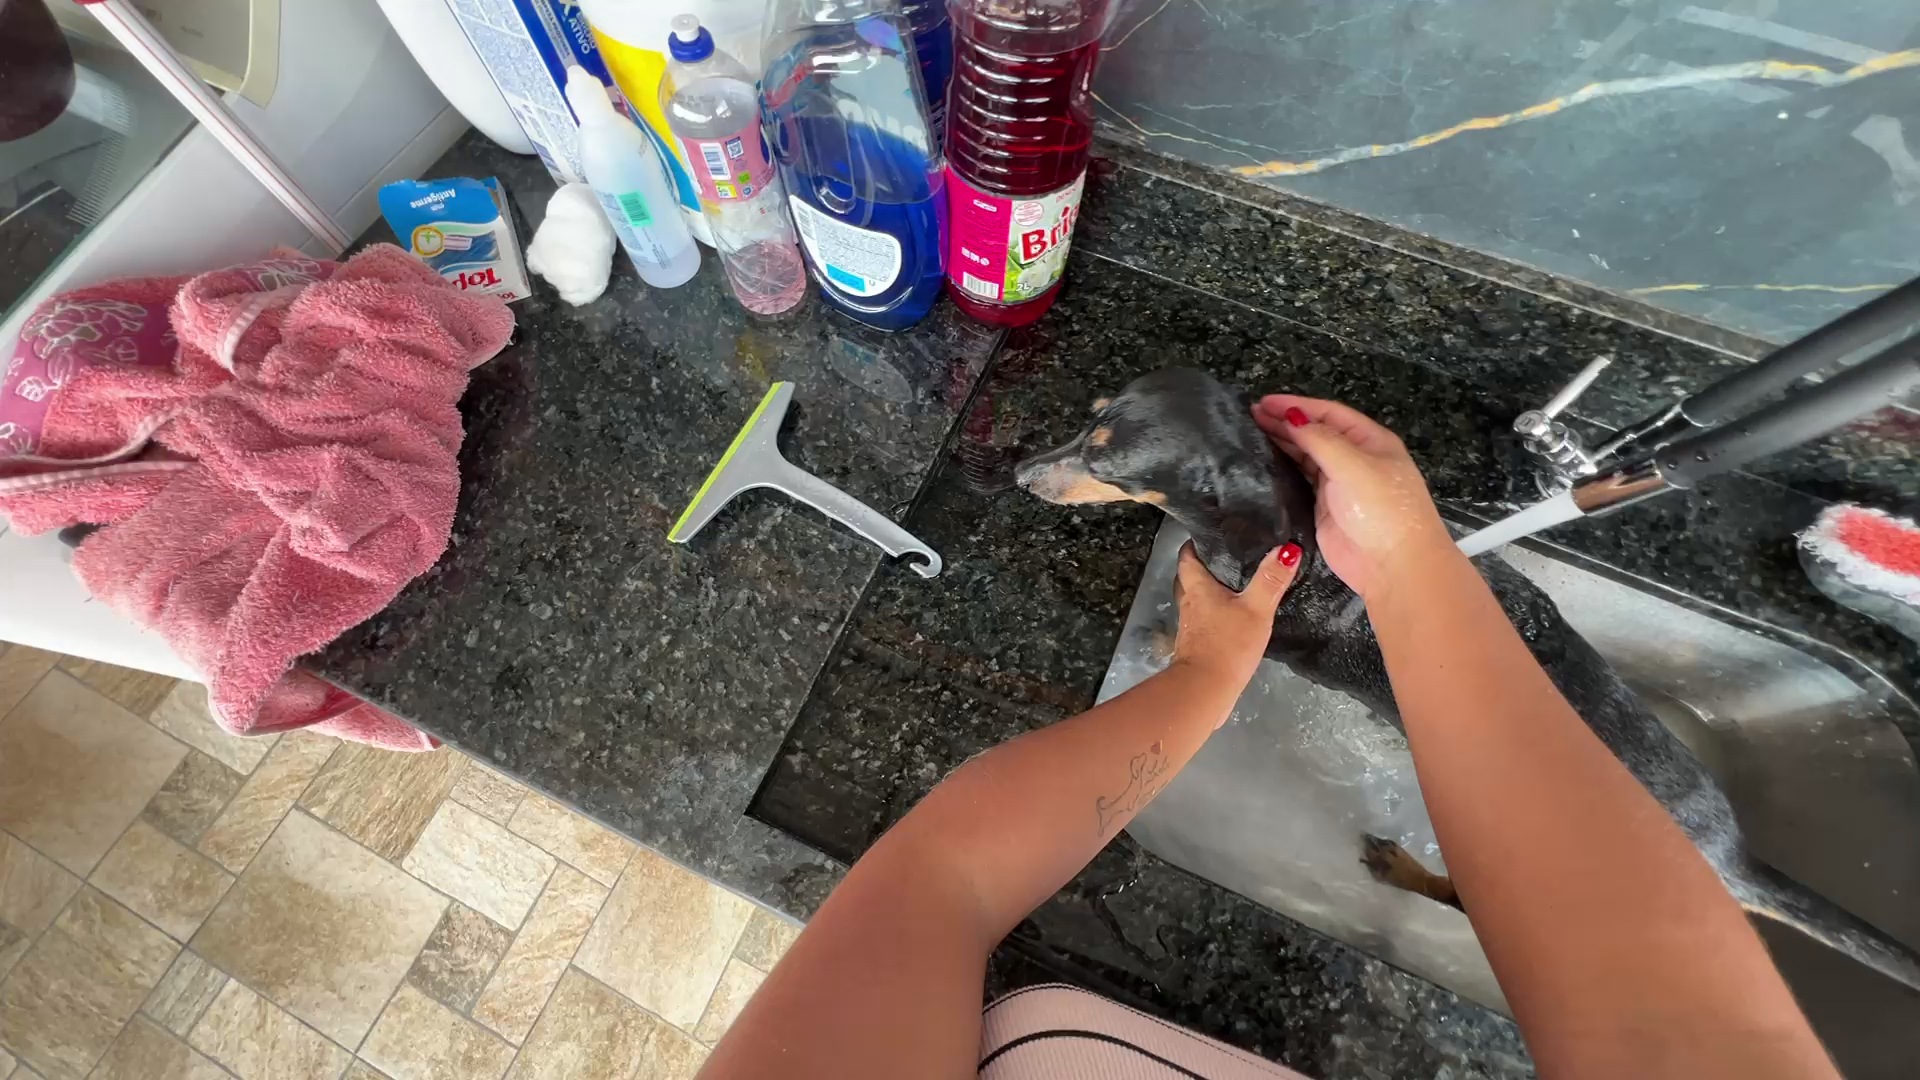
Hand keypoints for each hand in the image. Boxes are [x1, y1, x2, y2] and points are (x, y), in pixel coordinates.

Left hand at [1170, 541, 1299, 702]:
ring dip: (1210, 589)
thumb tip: (1287, 548)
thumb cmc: (1228, 644)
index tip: (1210, 534)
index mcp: (1197, 587)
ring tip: (1235, 582)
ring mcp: (1190, 624)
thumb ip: (1270, 579)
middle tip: (1228, 557)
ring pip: (1196, 598)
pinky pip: (1203, 618)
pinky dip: (1214, 611)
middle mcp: (1188, 602)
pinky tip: (1233, 615)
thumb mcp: (1256, 609)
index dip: (1195, 543)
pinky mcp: (1196, 642)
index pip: (1187, 556)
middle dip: (1204, 565)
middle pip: (1190, 576)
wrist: (1205, 688)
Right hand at [1251, 395, 1454, 600]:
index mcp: (1369, 441)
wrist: (1393, 564)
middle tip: (1250, 415)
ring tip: (1250, 433)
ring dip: (1280, 443)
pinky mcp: (1322, 506)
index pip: (1328, 414)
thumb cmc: (1383, 510)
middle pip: (1314, 432)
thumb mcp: (1354, 466)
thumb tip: (1291, 418)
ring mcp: (1337, 483)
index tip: (1263, 402)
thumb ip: (1321, 440)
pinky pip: (1298, 480)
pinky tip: (1262, 463)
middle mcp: (1353, 458)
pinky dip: (1280, 469)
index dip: (1296, 405)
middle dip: (1284, 421)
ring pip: (1304, 455)